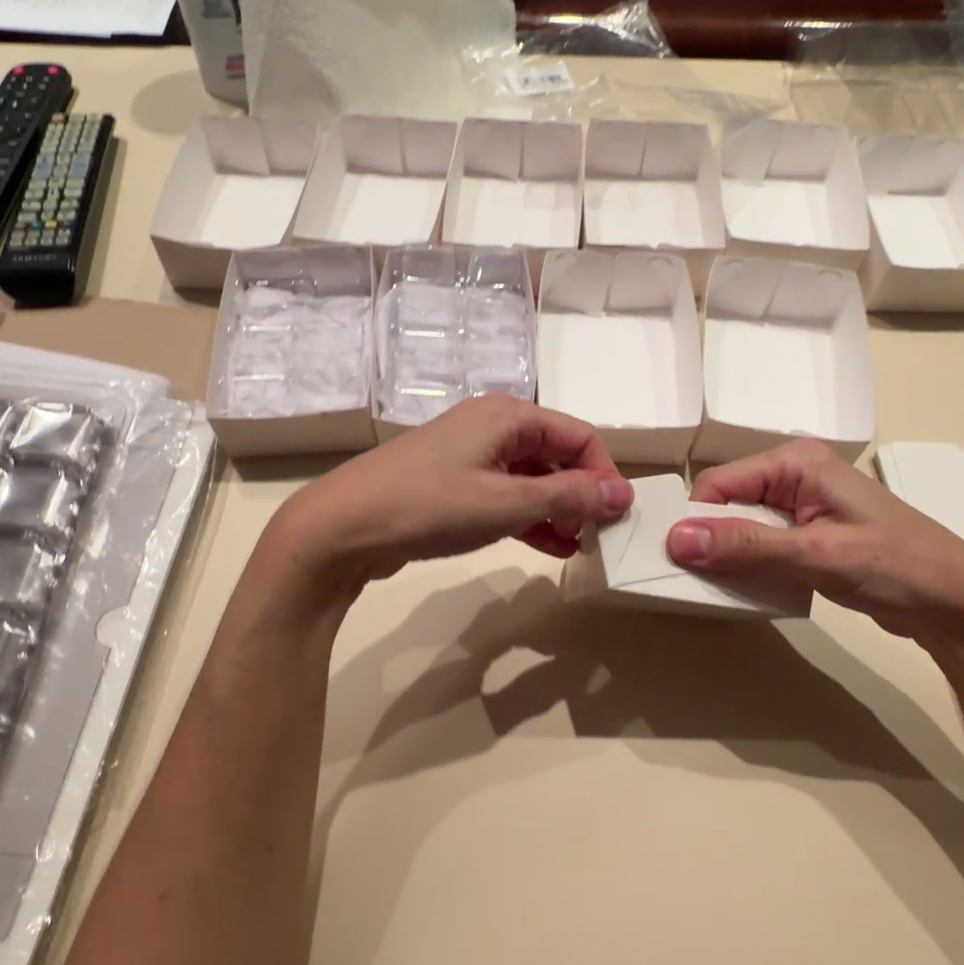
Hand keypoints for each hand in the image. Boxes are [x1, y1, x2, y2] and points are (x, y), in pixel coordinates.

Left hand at [268, 395, 633, 586]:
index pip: (579, 436)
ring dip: (558, 511)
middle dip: (582, 495)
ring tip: (579, 548)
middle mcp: (492, 427)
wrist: (342, 528)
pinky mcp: (453, 486)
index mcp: (508, 416)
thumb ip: (567, 497)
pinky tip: (550, 547)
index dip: (604, 474)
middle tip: (600, 537)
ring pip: (532, 480)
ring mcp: (470, 457)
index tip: (618, 517)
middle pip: (557, 456)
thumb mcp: (506, 503)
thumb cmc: (428, 506)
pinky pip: (506, 497)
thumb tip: (621, 493)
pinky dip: (530, 519)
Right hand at [665, 440, 963, 641]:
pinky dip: (749, 569)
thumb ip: (746, 546)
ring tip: (721, 591)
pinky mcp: (808, 538)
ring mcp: (803, 509)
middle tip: (694, 582)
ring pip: (740, 529)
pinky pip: (760, 548)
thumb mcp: (818, 555)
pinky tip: (750, 592)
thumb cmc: (897, 567)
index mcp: (797, 462)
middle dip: (709, 541)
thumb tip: (676, 540)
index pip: (719, 483)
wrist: (958, 606)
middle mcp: (795, 477)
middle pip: (726, 505)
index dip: (694, 520)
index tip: (677, 562)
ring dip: (728, 559)